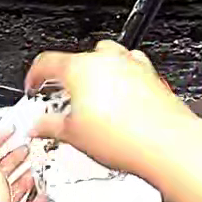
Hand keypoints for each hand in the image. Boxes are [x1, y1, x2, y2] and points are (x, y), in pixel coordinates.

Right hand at [24, 40, 201, 182]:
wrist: (167, 143)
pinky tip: (119, 104)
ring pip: (106, 60)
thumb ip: (49, 126)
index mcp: (80, 68)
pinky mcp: (150, 74)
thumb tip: (37, 126)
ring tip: (93, 104)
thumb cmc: (123, 138)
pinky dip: (121, 80)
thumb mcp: (73, 136)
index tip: (34, 86)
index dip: (35, 75)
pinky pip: (129, 69)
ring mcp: (131, 63)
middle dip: (69, 78)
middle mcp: (107, 58)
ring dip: (97, 76)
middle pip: (78, 59)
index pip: (47, 62)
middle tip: (64, 101)